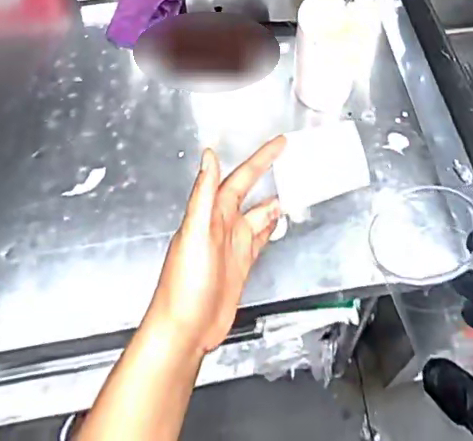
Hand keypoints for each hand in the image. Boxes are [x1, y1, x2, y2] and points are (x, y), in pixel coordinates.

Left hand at [143, 137, 286, 354]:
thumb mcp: (195, 233)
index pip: (239, 177)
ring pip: (257, 214)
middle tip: (284, 155)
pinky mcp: (238, 265)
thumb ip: (202, 193)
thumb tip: (208, 156)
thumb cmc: (183, 284)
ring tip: (290, 188)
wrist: (184, 329)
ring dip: (272, 201)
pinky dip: (270, 228)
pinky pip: (258, 238)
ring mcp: (231, 245)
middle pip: (249, 191)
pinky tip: (276, 222)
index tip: (276, 144)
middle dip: (266, 172)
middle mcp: (222, 224)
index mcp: (211, 213)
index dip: (259, 159)